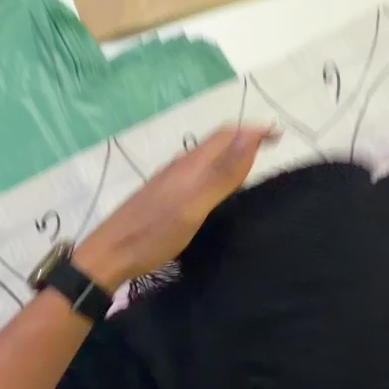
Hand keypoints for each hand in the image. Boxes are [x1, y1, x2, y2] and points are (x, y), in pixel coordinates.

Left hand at [72, 125, 275, 287]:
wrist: (107, 256)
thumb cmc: (152, 234)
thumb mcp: (193, 205)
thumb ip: (222, 172)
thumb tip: (252, 133)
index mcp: (189, 166)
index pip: (226, 135)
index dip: (253, 131)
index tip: (280, 137)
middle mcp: (178, 167)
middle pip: (215, 144)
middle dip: (243, 141)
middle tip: (269, 150)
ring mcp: (166, 182)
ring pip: (202, 159)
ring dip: (226, 157)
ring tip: (247, 169)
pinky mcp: (158, 198)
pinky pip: (192, 176)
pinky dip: (211, 174)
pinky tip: (211, 193)